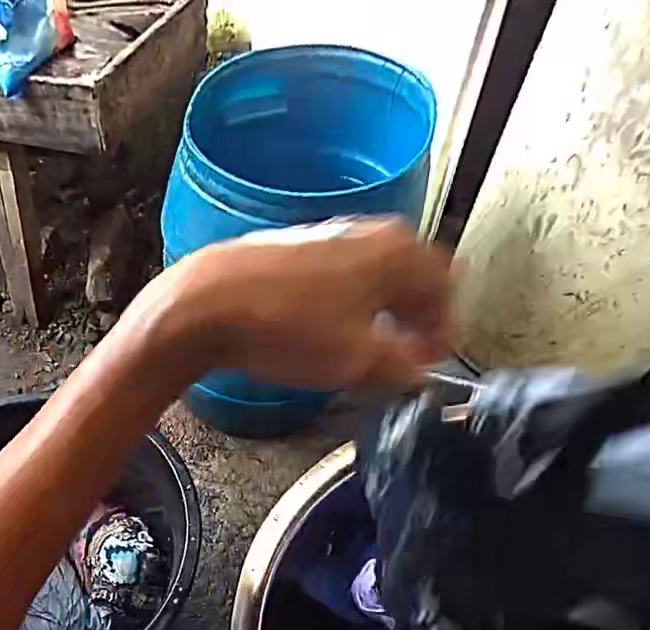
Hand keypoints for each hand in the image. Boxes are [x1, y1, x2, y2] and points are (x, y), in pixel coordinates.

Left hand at [147, 217, 452, 390]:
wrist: (205, 305)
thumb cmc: (284, 326)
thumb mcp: (355, 361)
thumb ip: (397, 368)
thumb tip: (415, 375)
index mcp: (397, 251)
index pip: (444, 288)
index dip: (443, 329)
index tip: (431, 359)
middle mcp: (363, 234)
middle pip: (405, 278)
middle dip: (409, 319)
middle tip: (404, 354)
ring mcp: (318, 239)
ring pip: (363, 278)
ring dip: (371, 313)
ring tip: (360, 350)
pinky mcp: (280, 255)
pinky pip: (324, 282)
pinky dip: (333, 308)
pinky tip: (314, 334)